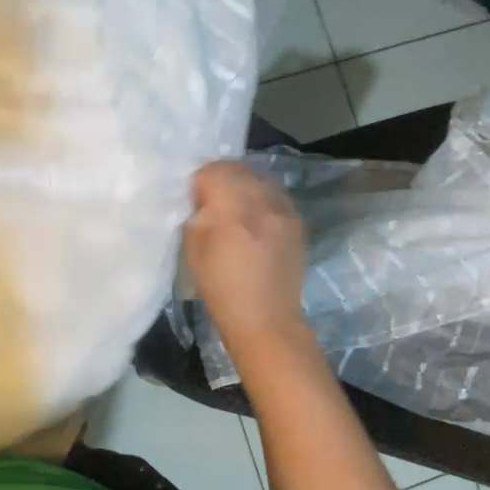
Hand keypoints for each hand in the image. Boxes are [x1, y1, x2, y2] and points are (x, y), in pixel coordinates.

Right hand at [183, 160, 308, 351]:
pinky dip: (262, 201)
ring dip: (243, 188)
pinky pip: (276, 198)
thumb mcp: (193, 250)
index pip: (212, 171)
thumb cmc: (221, 288)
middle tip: (210, 203)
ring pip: (260, 180)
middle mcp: (263, 200)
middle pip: (239, 170)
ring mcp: (284, 210)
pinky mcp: (297, 223)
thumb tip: (203, 201)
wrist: (266, 319)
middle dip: (221, 179)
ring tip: (234, 212)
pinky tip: (255, 223)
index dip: (198, 183)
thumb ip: (197, 216)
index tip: (193, 202)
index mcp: (233, 206)